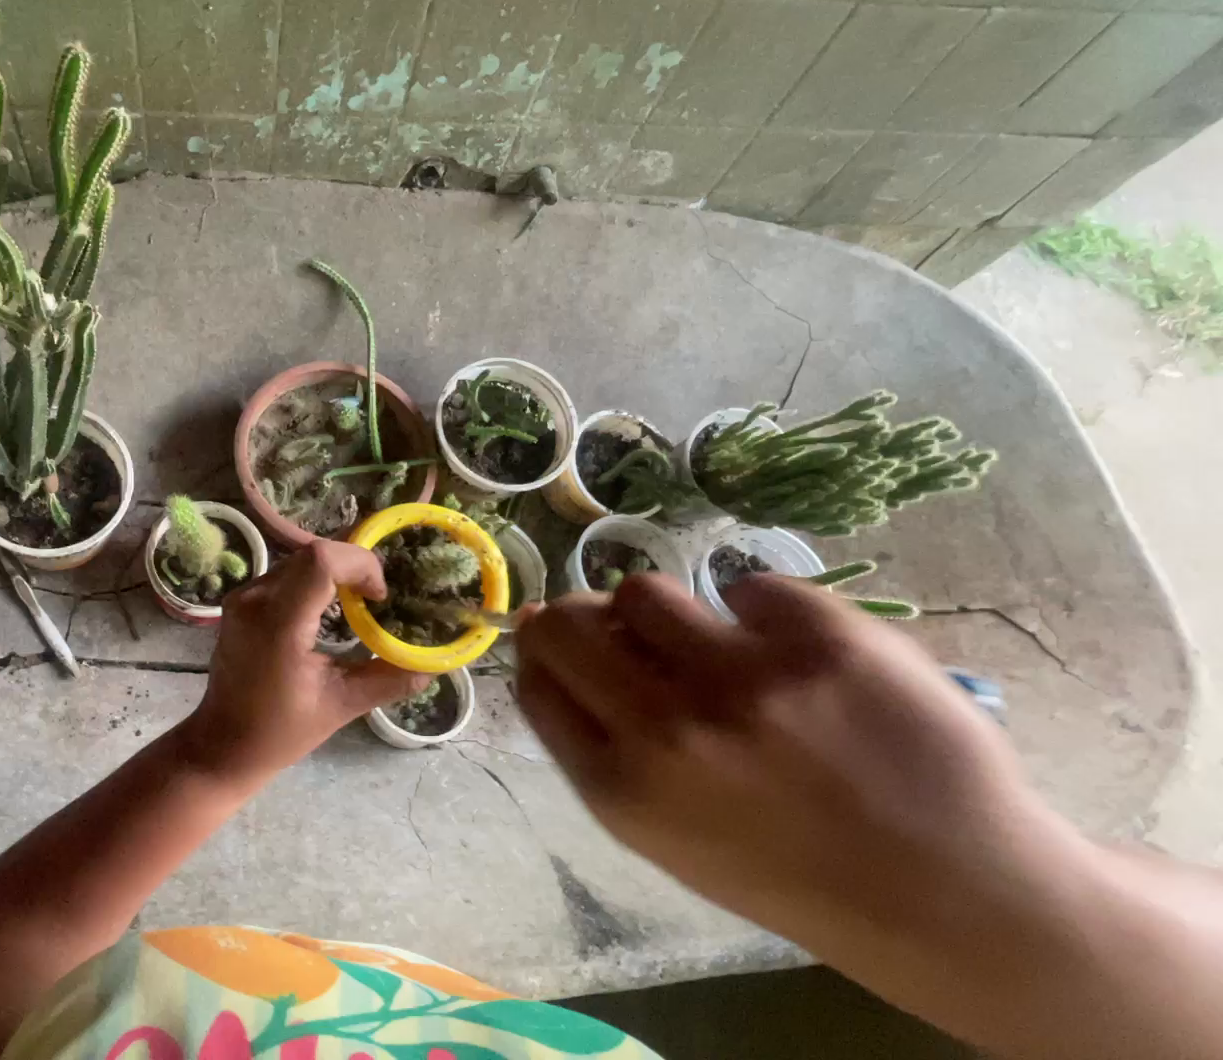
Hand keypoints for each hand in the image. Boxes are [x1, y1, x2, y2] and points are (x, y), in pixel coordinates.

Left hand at [177, 541, 430, 781]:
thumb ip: (388, 680)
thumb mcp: (341, 706)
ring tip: (358, 599)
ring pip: (298, 558)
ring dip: (334, 569)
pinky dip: (314, 578)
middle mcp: (255, 600)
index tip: (379, 597)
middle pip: (312, 553)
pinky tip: (330, 604)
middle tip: (376, 596)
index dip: (360, 564)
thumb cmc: (280, 731)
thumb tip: (432, 666)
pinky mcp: (240, 600)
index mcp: (279, 625)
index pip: (321, 560)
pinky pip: (284, 572)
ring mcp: (243, 597)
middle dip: (353, 564)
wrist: (222, 743)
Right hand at [512, 572, 1092, 961]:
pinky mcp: (826, 640)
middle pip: (565, 623)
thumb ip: (595, 745)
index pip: (535, 677)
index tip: (564, 644)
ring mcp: (746, 679)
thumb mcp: (660, 834)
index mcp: (621, 786)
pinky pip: (748, 587)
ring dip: (663, 613)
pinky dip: (759, 614)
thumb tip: (552, 648)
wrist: (951, 898)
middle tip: (620, 631)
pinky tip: (792, 656)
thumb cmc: (785, 869)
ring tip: (711, 645)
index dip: (542, 650)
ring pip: (644, 590)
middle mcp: (666, 728)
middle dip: (577, 617)